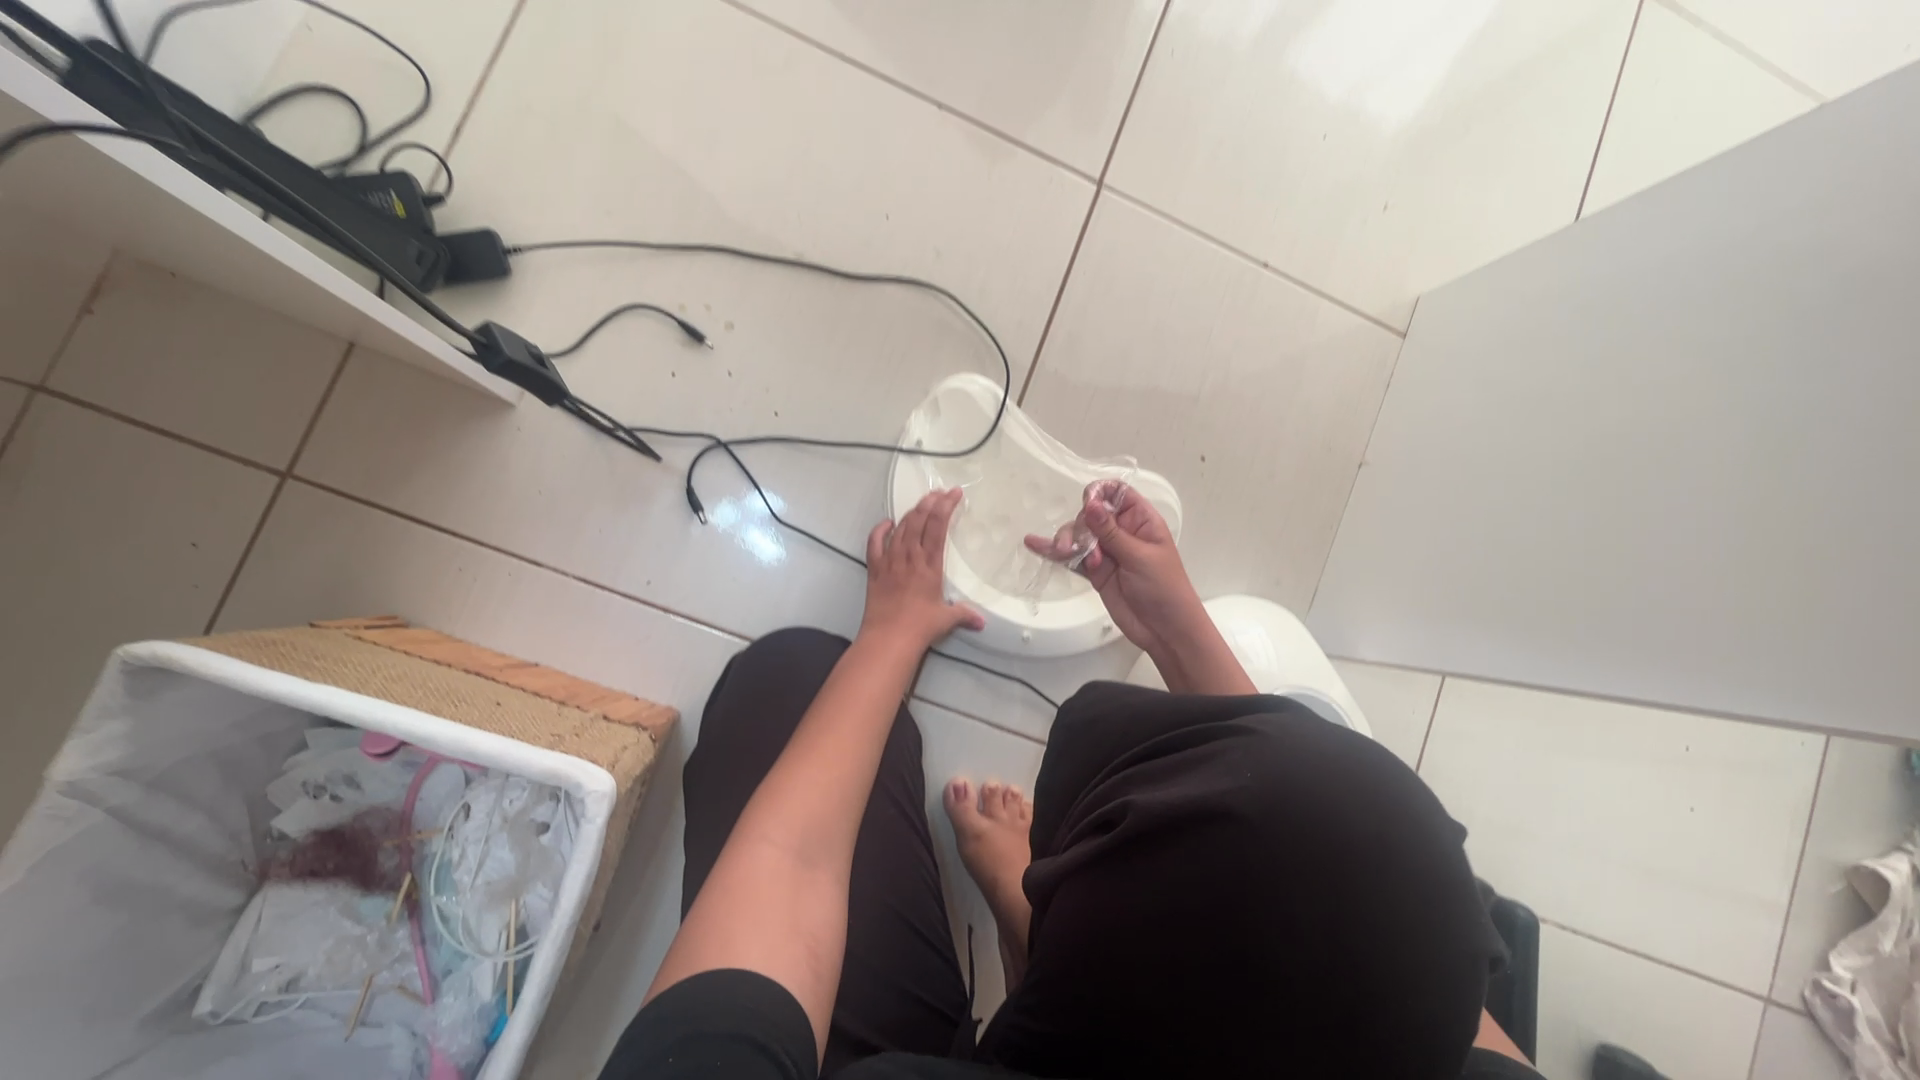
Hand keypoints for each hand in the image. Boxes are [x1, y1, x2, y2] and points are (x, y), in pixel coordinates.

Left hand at [861, 489, 984, 650]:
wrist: (888, 638)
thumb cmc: (920, 627)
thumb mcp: (946, 619)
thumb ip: (964, 615)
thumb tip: (981, 622)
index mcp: (930, 564)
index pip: (938, 527)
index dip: (946, 506)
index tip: (954, 493)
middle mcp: (910, 557)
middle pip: (919, 521)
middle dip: (930, 503)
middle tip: (940, 492)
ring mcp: (890, 561)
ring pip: (900, 528)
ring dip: (911, 512)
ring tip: (922, 503)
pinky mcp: (874, 569)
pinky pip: (875, 543)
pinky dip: (880, 530)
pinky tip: (887, 523)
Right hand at [1025, 481, 1203, 657]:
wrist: (1164, 630)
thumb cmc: (1164, 589)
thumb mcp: (1139, 557)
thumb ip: (1111, 532)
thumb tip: (1091, 503)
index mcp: (1140, 520)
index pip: (1117, 493)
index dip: (1100, 493)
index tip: (1088, 505)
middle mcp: (1121, 532)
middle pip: (1091, 514)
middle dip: (1080, 526)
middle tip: (1078, 547)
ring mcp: (1106, 552)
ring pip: (1079, 535)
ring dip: (1068, 541)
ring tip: (1064, 555)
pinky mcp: (1094, 572)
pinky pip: (1072, 557)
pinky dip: (1054, 552)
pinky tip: (1034, 543)